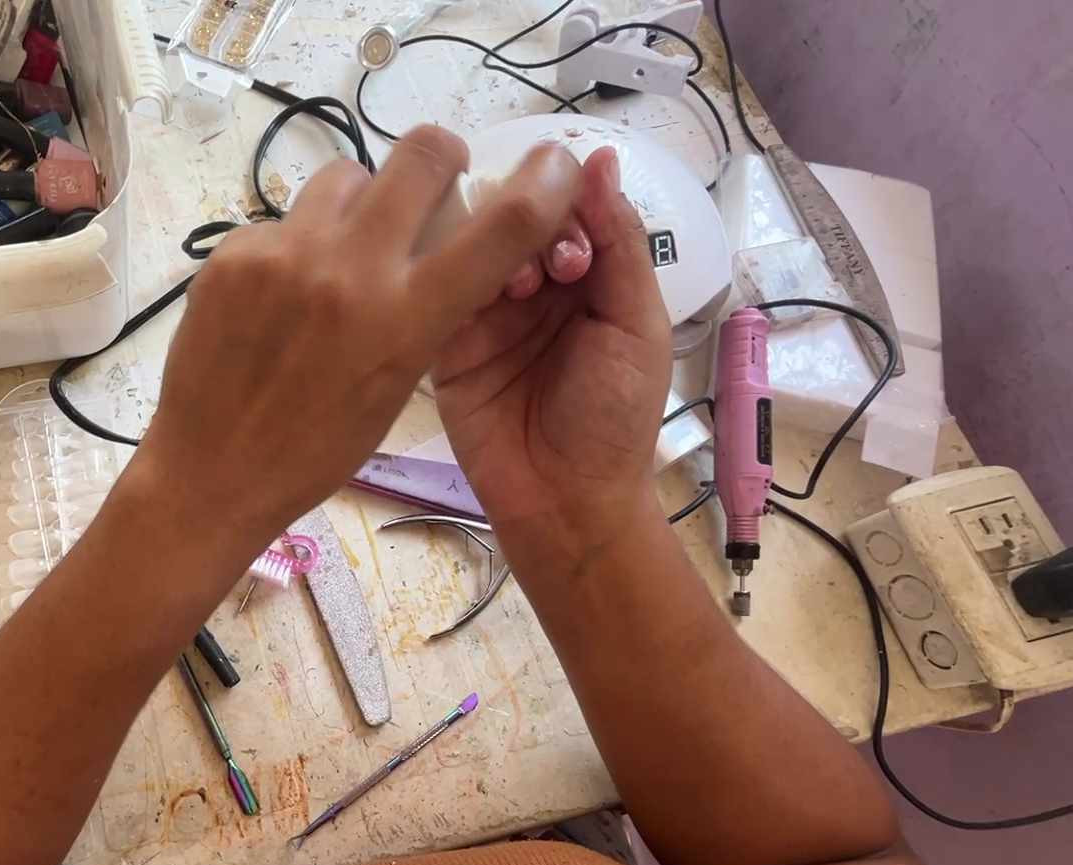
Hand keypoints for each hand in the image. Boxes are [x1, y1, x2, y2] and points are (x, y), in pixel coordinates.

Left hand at [133, 126, 583, 548]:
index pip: (503, 226)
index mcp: (403, 321)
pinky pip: (280, 223)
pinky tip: (273, 297)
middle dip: (435, 164)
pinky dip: (292, 248)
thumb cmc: (311, 455)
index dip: (542, 186)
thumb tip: (431, 253)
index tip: (546, 172)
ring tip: (334, 257)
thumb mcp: (391, 395)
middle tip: (425, 190)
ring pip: (343, 179)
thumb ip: (420, 318)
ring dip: (356, 205)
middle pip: (419, 153)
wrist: (211, 473)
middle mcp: (349, 271)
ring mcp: (282, 256)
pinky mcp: (230, 256)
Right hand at [432, 146, 673, 548]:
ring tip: (517, 291)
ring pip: (475, 253)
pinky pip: (438, 300)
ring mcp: (484, 318)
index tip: (576, 254)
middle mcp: (531, 291)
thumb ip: (619, 245)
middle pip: (516, 225)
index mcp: (585, 280)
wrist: (561, 495)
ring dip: (494, 257)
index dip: (567, 211)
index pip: (566, 212)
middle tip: (546, 273)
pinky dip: (449, 284)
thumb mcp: (634, 324)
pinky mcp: (445, 347)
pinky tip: (468, 295)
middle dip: (530, 232)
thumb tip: (601, 161)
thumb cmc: (611, 416)